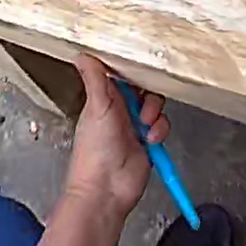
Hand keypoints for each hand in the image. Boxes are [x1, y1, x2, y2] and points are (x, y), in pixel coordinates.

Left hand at [63, 54, 167, 215]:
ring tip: (146, 126)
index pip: (124, 75)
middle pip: (145, 88)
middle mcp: (121, 111)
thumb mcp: (97, 107)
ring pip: (157, 105)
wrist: (106, 191)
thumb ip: (95, 79)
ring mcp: (136, 126)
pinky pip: (164, 124)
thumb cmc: (94, 152)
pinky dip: (161, 130)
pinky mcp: (149, 139)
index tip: (143, 66)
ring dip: (156, 114)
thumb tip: (81, 53)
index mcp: (105, 101)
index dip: (134, 70)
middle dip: (150, 94)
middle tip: (143, 104)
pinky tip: (150, 139)